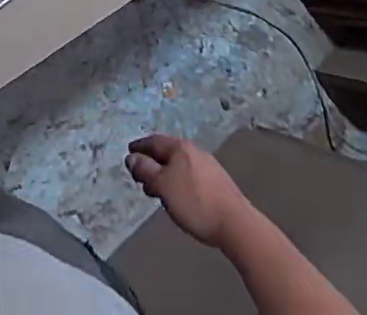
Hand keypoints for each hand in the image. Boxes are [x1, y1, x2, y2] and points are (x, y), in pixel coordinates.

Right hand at [125, 133, 248, 248]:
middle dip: (152, 164)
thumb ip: (145, 170)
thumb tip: (132, 157)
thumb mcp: (162, 185)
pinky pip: (191, 176)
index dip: (139, 147)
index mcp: (180, 147)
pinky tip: (179, 196)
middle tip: (141, 177)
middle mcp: (194, 151)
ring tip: (158, 192)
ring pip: (179, 166)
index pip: (153, 141)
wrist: (237, 225)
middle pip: (167, 153)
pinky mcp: (218, 182)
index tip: (129, 153)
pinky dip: (179, 182)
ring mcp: (209, 166)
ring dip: (165, 175)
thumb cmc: (195, 202)